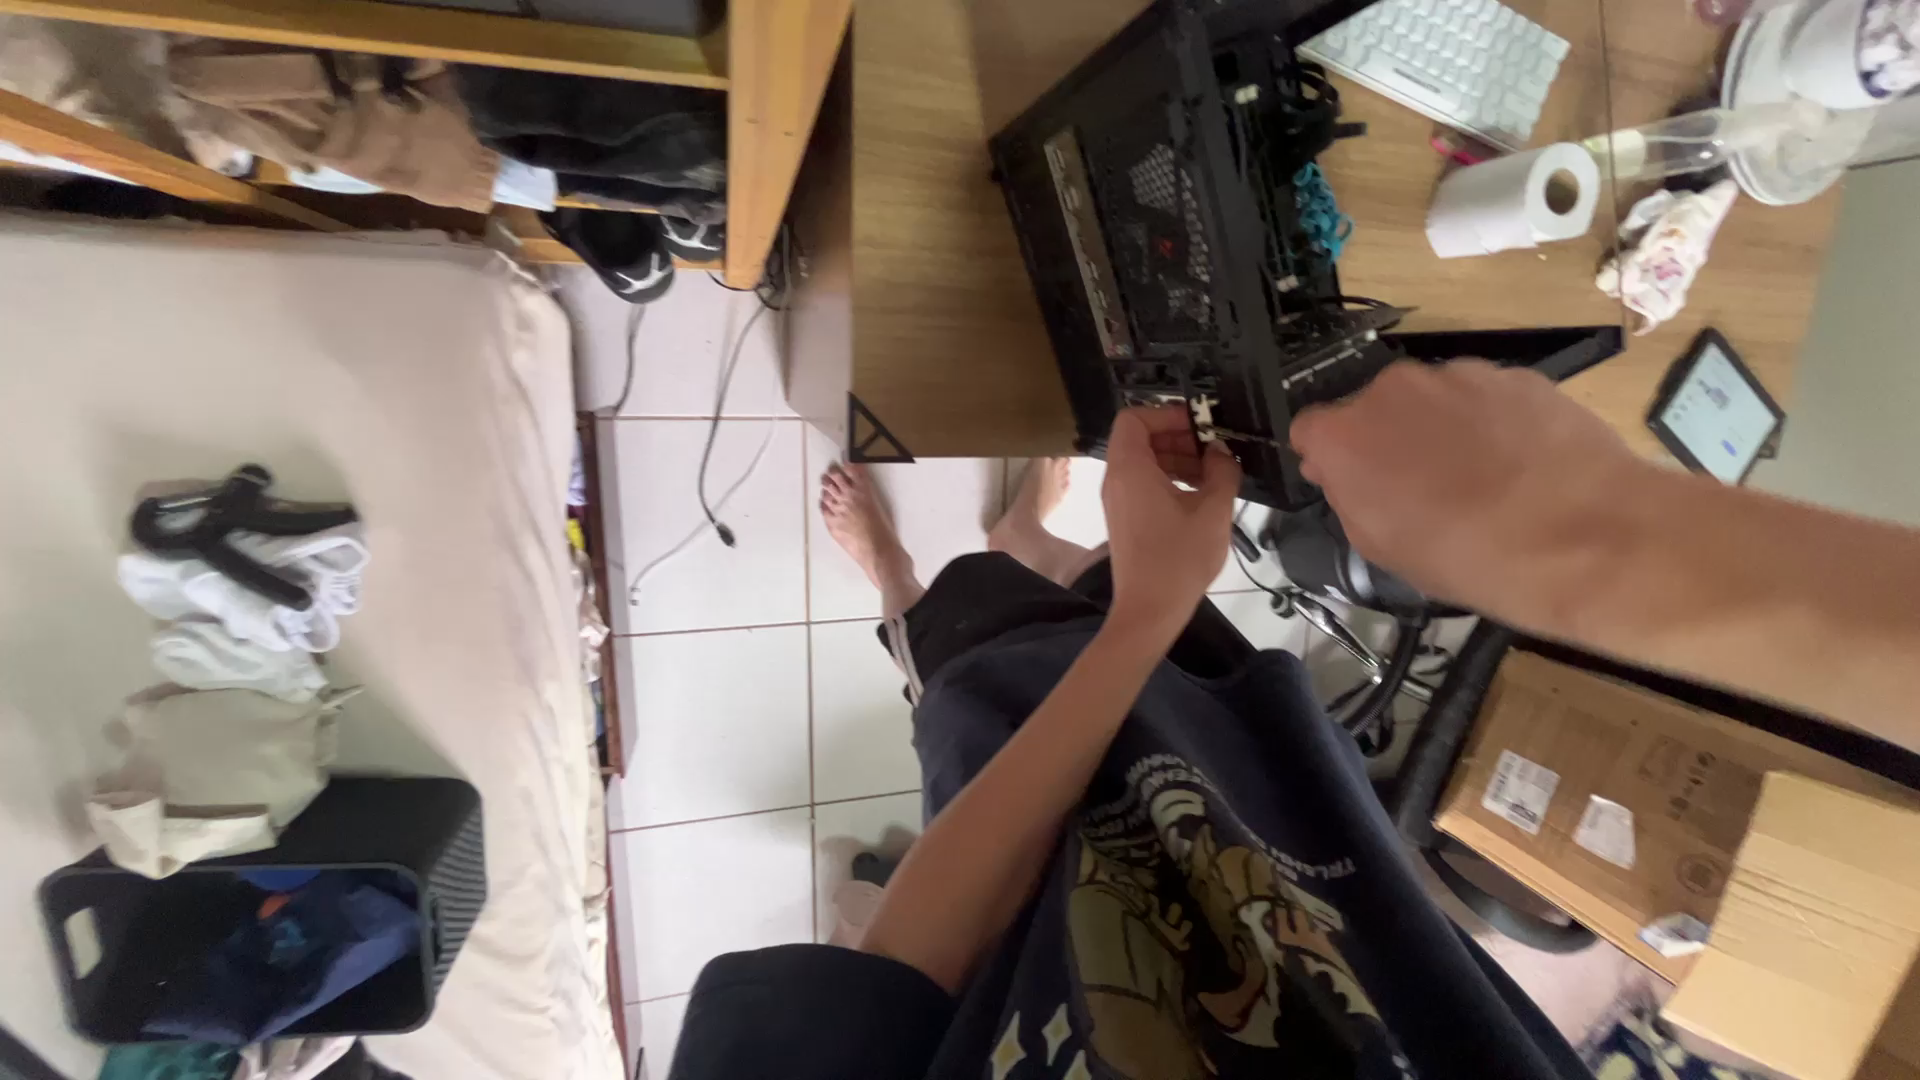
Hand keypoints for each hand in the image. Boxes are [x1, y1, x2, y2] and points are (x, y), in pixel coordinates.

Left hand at [1101, 406, 1240, 640]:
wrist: (1149, 610)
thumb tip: (1221, 453)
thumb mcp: (1213, 510)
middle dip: (1178, 437)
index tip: (1200, 426)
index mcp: (1129, 469)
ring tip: (1213, 475)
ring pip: (1143, 462)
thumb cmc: (1179, 559)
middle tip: (1214, 450)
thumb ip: (1222, 471)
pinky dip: (1168, 479)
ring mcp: (1117, 500)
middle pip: (1140, 438)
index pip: (1134, 418)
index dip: (1166, 414)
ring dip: (1177, 459)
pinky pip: (1142, 484)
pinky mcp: (1124, 518)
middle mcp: (1115, 480)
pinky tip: (1200, 496)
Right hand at [1289, 360, 1648, 606]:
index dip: (1326, 457)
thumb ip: (1346, 495)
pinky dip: (1489, 421)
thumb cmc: (1463, 555)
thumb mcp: (1376, 544)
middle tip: (1417, 485)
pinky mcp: (1515, 375)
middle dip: (1384, 439)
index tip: (1349, 481)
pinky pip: (1482, 396)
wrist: (1582, 538)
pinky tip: (1516, 462)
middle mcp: (1390, 392)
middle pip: (1370, 410)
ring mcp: (1455, 377)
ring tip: (1477, 475)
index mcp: (1343, 436)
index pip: (1309, 430)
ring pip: (1427, 400)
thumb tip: (1344, 474)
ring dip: (1437, 427)